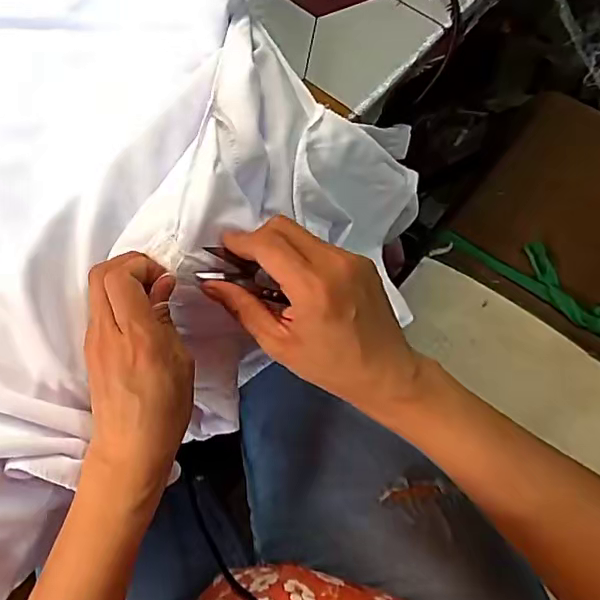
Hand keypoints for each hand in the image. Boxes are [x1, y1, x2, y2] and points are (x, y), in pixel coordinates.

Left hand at [82, 252, 193, 501]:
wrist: (129, 447)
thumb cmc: (164, 410)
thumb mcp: (181, 362)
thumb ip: (165, 318)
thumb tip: (161, 286)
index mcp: (135, 334)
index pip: (120, 276)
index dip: (142, 264)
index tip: (164, 278)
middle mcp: (107, 331)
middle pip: (100, 273)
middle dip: (128, 264)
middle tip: (154, 278)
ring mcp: (93, 339)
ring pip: (96, 289)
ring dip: (120, 281)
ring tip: (148, 296)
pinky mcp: (90, 348)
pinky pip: (98, 309)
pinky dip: (116, 299)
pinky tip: (138, 316)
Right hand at [200, 216, 431, 417]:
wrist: (388, 373)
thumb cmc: (330, 365)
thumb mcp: (277, 343)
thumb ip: (242, 307)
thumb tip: (212, 284)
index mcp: (313, 287)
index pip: (267, 243)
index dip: (239, 242)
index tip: (221, 250)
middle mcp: (334, 263)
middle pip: (281, 226)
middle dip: (254, 239)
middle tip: (241, 263)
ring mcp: (351, 258)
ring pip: (298, 233)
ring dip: (275, 246)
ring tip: (268, 276)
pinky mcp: (359, 260)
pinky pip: (316, 244)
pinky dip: (297, 254)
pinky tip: (295, 281)